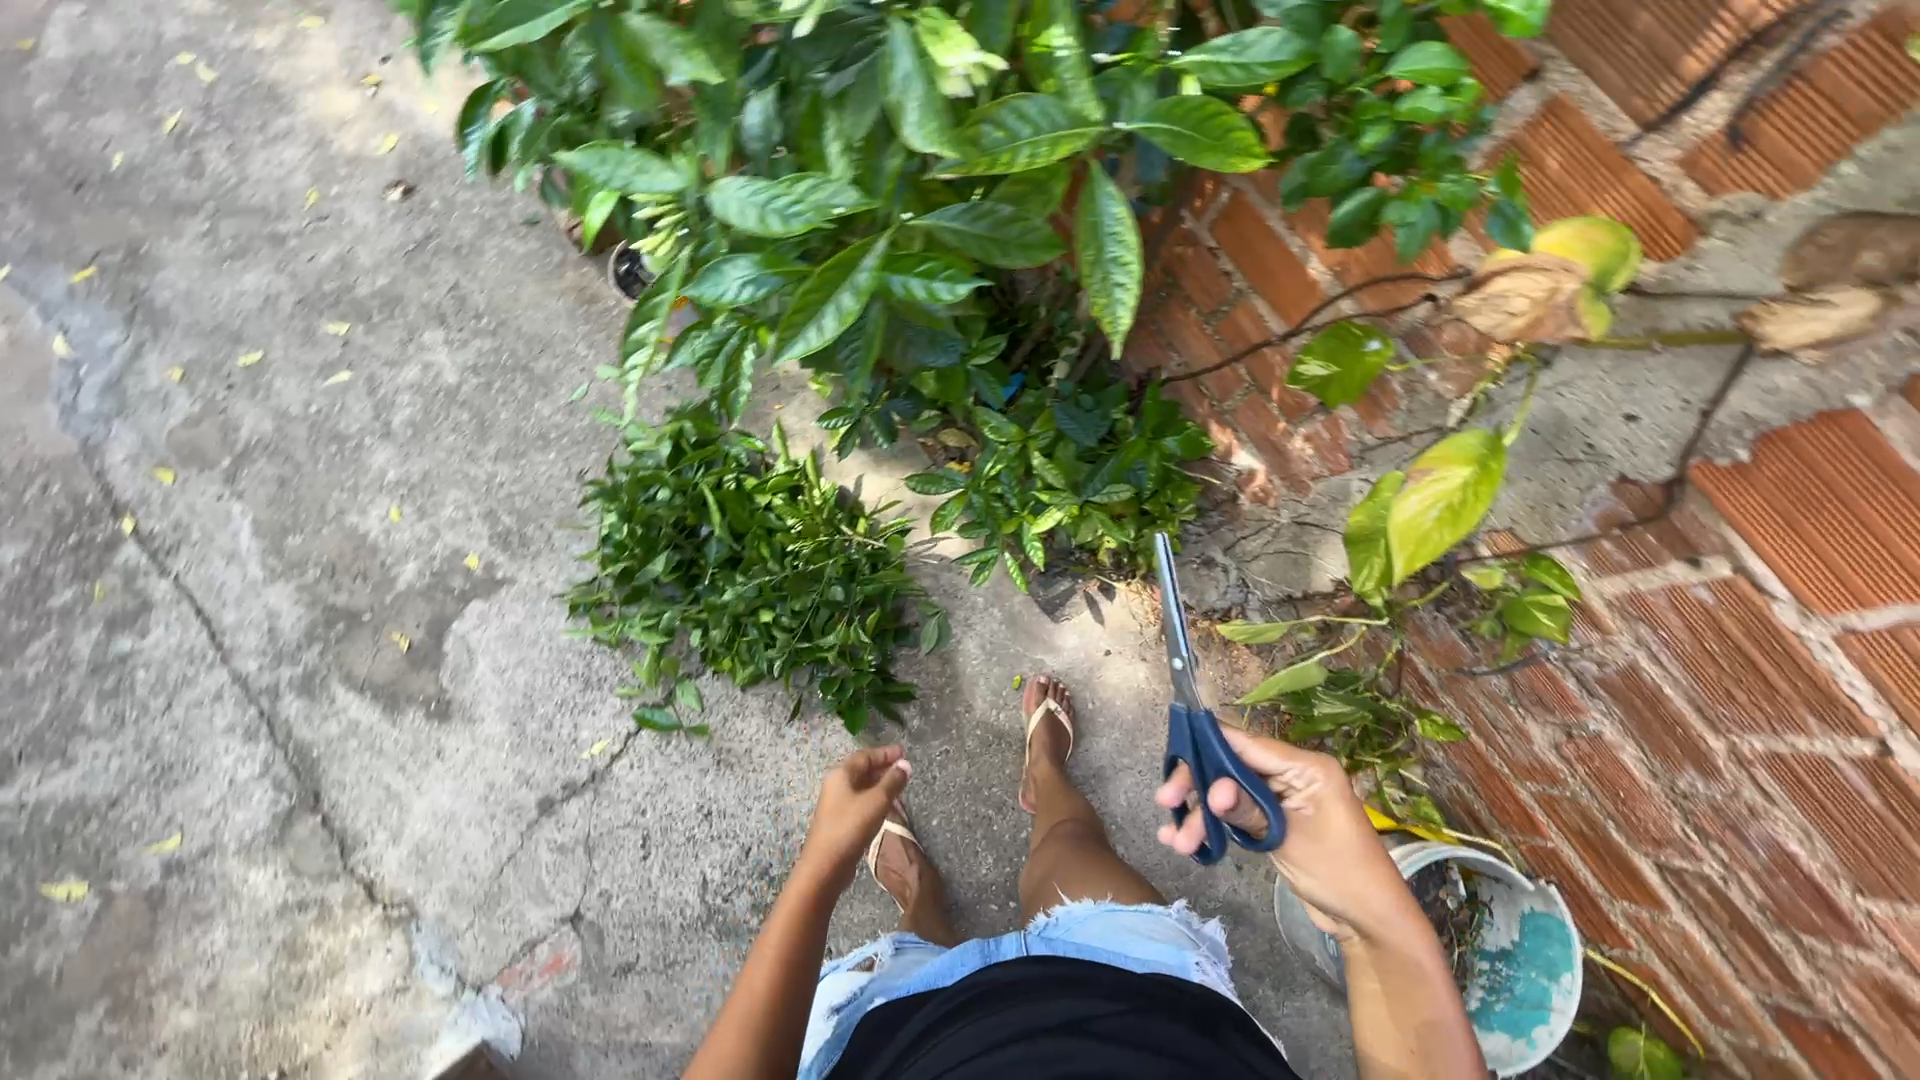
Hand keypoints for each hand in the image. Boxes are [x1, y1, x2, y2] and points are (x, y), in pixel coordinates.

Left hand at [796, 746, 912, 892]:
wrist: (826, 865)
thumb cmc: (851, 826)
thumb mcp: (877, 801)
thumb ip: (892, 781)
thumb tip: (905, 764)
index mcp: (841, 774)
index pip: (865, 756)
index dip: (885, 753)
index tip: (903, 752)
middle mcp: (836, 785)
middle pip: (862, 770)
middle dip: (883, 768)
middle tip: (904, 768)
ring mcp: (836, 804)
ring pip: (861, 787)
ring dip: (880, 784)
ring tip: (899, 786)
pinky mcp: (839, 820)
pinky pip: (860, 802)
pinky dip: (874, 799)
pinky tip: (887, 807)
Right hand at [1155, 728, 1416, 942]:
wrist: (1369, 922)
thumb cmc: (1340, 873)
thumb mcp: (1291, 839)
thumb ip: (1250, 810)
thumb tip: (1212, 791)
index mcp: (1306, 766)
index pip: (1246, 744)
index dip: (1207, 746)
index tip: (1173, 755)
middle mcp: (1291, 774)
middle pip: (1231, 767)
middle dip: (1197, 786)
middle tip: (1165, 802)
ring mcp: (1281, 798)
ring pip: (1228, 794)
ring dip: (1201, 816)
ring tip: (1176, 841)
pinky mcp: (1273, 821)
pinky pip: (1236, 814)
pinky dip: (1213, 827)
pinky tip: (1186, 842)